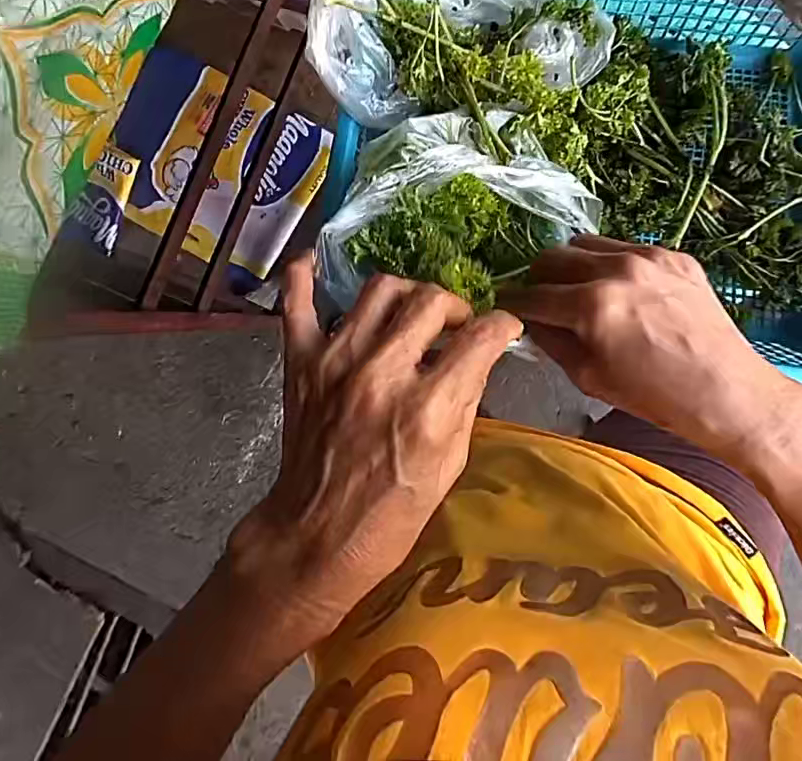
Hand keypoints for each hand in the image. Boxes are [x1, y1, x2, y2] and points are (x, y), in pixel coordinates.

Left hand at [226, 254, 521, 644]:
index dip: (503, 324)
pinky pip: (297, 304)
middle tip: (457, 326)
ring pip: (381, 287)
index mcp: (427, 407)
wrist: (315, 537)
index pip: (480, 337)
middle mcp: (381, 373)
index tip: (505, 327)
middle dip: (457, 306)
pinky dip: (306, 279)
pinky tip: (317, 264)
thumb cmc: (394, 510)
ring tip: (412, 314)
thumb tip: (479, 353)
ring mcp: (336, 362)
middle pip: (432, 300)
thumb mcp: (452, 460)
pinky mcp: (300, 364)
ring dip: (409, 293)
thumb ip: (467, 396)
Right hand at [500, 235, 801, 477]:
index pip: (532, 295)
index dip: (512, 302)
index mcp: (593, 306)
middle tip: (541, 298)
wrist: (728, 391)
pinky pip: (627, 248)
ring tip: (582, 290)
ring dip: (574, 264)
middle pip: (553, 256)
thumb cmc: (657, 397)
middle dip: (538, 278)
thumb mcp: (592, 379)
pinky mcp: (675, 255)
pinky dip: (613, 264)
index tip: (505, 305)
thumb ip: (554, 343)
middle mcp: (618, 269)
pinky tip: (625, 291)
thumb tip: (531, 321)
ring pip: (588, 243)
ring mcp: (650, 257)